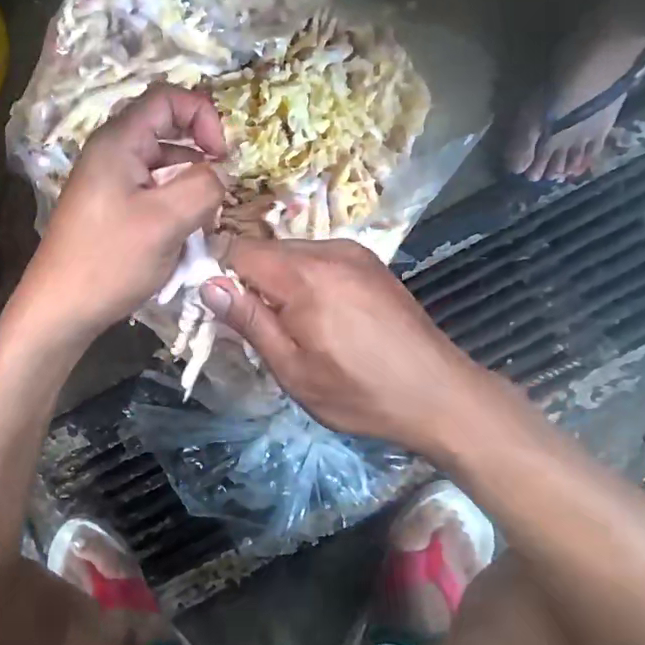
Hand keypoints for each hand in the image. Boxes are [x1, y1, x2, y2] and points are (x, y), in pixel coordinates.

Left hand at [25, 85, 227, 334]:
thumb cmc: (111, 260)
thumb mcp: (167, 221)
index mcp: (119, 142)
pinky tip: (188, 223)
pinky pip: (153, 184)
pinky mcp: (112, 204)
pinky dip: (177, 195)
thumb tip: (220, 174)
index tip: (222, 156)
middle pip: (165, 124)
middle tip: (222, 175)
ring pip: (162, 158)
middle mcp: (112, 151)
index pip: (168, 98)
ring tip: (210, 205)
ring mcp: (110, 178)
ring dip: (192, 173)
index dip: (203, 115)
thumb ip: (203, 187)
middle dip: (201, 143)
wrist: (62, 308)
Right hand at [200, 237, 504, 453]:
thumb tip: (207, 284)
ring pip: (297, 255)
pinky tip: (328, 319)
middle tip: (262, 330)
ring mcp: (357, 254)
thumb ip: (250, 321)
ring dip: (284, 283)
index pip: (239, 251)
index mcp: (305, 275)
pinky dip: (312, 282)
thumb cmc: (360, 392)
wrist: (438, 393)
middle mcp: (331, 251)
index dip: (221, 277)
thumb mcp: (293, 369)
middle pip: (269, 251)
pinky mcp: (375, 265)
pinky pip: (325, 261)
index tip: (222, 312)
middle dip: (254, 283)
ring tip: (300, 330)